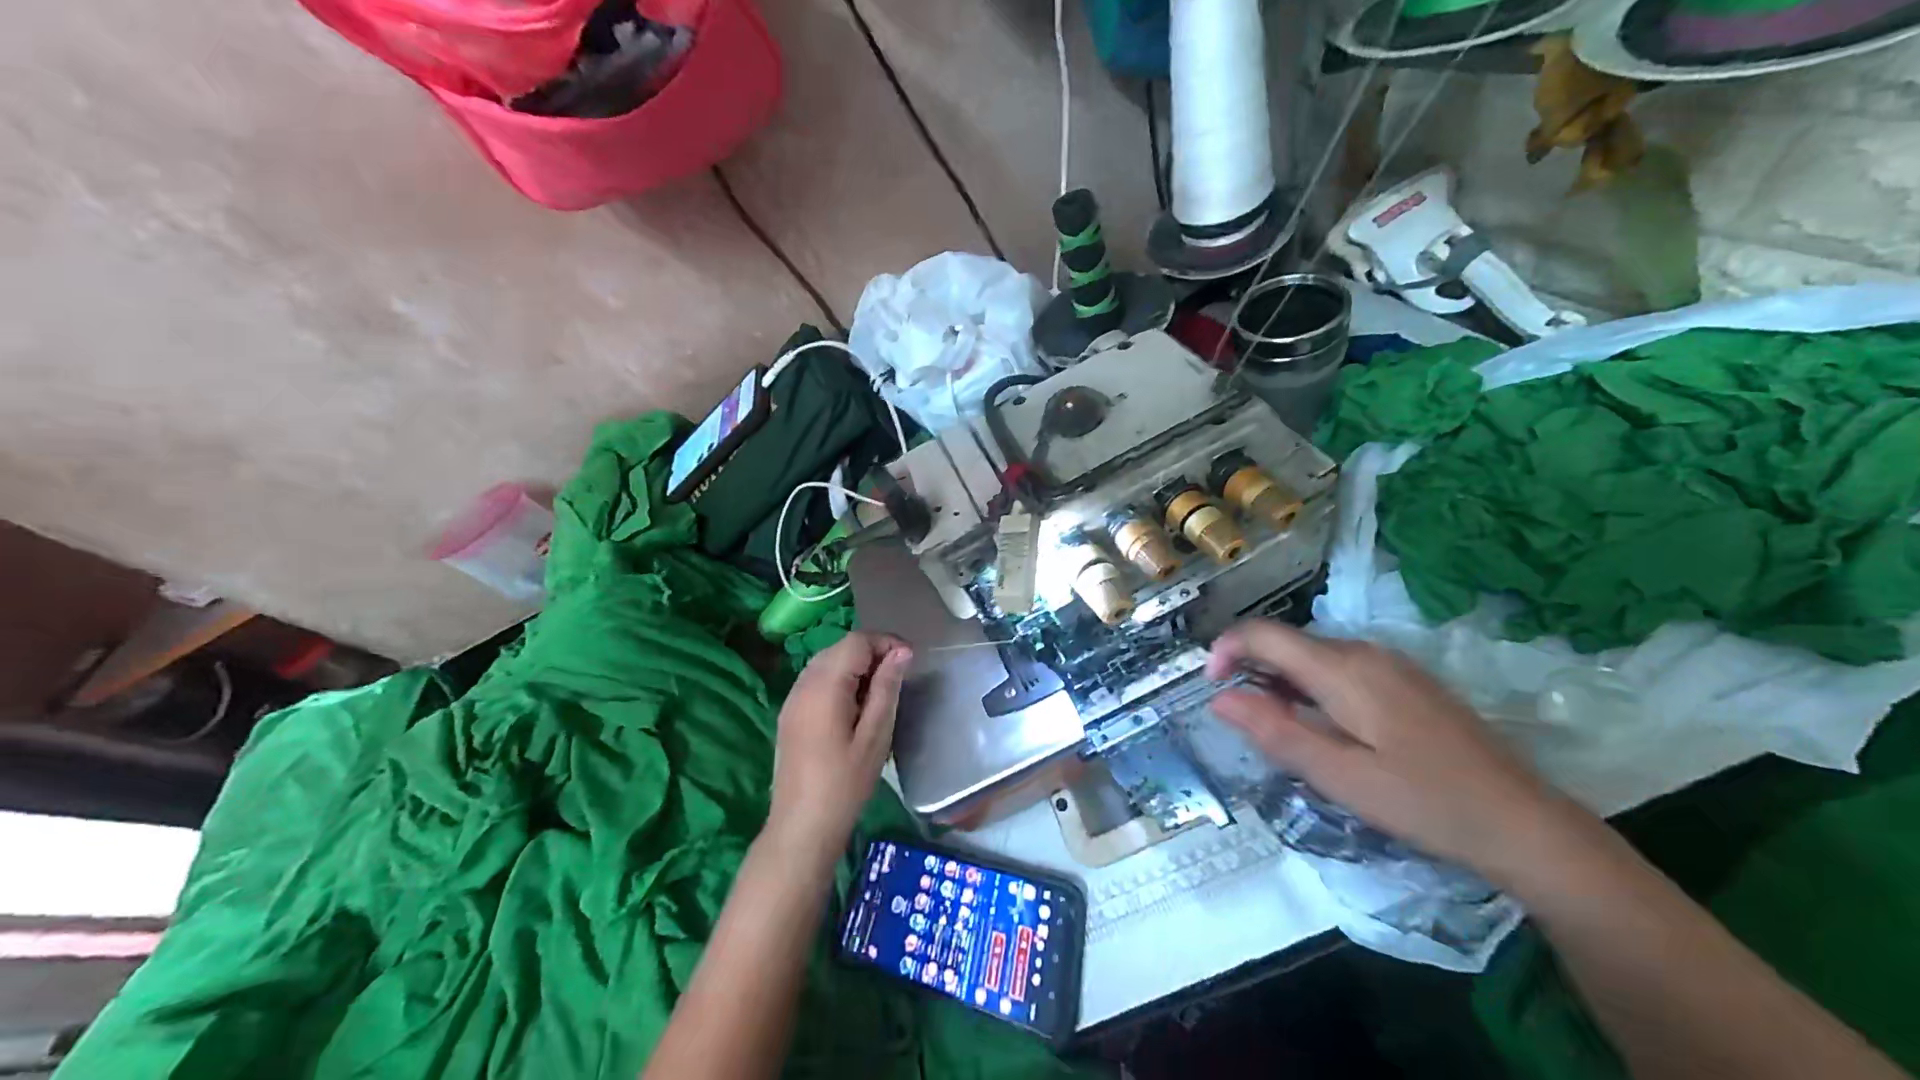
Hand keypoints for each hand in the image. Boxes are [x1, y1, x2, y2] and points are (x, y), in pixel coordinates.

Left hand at [767, 632, 912, 858]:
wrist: (801, 827)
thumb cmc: (845, 784)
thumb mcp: (875, 735)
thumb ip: (887, 688)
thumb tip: (901, 652)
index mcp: (824, 685)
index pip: (856, 641)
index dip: (886, 642)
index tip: (911, 661)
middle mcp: (803, 683)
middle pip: (840, 648)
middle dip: (872, 652)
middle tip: (900, 677)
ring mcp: (792, 699)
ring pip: (827, 662)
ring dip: (856, 666)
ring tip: (881, 692)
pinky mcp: (790, 714)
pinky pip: (817, 681)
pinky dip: (840, 681)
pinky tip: (856, 707)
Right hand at [1208, 620, 1590, 883]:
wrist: (1525, 824)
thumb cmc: (1424, 802)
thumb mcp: (1339, 775)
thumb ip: (1275, 731)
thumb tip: (1218, 698)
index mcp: (1344, 669)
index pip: (1264, 634)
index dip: (1225, 651)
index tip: (1210, 688)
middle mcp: (1365, 652)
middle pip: (1288, 642)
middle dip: (1252, 670)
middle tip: (1244, 722)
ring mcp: (1391, 663)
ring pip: (1314, 656)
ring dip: (1282, 681)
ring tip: (1279, 730)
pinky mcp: (1408, 681)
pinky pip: (1341, 668)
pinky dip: (1313, 687)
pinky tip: (1324, 728)